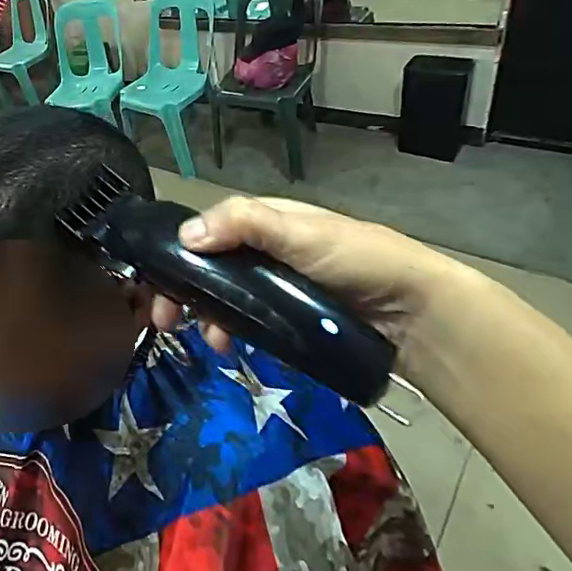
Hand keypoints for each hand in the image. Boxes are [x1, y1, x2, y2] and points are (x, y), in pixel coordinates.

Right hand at [150, 197, 491, 385]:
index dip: (180, 252)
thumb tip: (186, 234)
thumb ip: (246, 224)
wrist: (413, 313)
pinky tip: (229, 348)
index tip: (158, 282)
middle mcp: (269, 252)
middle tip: (166, 320)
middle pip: (213, 268)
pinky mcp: (290, 321)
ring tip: (208, 340)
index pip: (211, 229)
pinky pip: (250, 324)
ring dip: (207, 317)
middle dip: (186, 291)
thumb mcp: (301, 232)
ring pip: (228, 299)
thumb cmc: (359, 260)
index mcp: (269, 222)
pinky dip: (232, 333)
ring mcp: (280, 288)